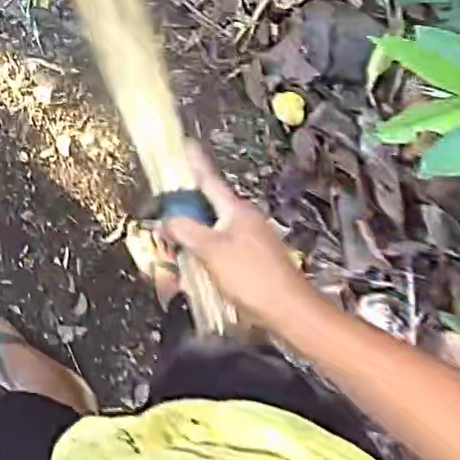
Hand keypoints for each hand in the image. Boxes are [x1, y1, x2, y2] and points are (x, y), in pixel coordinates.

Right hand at [163, 143, 319, 329]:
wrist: (294, 316)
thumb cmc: (252, 277)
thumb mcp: (209, 250)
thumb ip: (183, 230)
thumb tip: (164, 221)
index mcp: (236, 209)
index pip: (209, 179)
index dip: (195, 162)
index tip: (186, 144)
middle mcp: (246, 219)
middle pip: (210, 204)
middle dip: (187, 203)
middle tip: (166, 203)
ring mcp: (254, 239)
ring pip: (216, 226)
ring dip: (196, 229)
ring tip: (175, 236)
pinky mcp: (257, 260)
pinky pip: (224, 244)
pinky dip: (207, 246)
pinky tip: (197, 260)